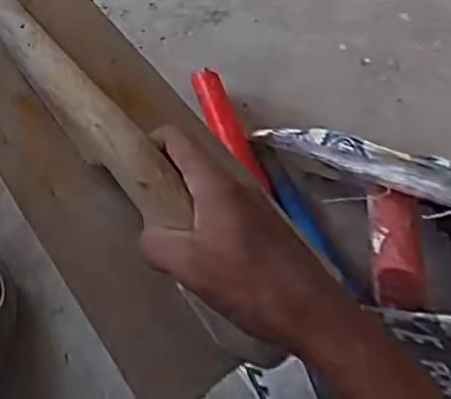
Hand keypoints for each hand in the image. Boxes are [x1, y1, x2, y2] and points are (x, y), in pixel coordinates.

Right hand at [139, 126, 358, 355]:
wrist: (314, 314)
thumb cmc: (249, 283)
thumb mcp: (189, 266)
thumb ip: (156, 242)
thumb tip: (147, 234)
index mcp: (215, 181)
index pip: (176, 137)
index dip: (151, 143)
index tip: (136, 168)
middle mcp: (236, 180)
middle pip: (192, 159)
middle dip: (166, 174)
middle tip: (152, 205)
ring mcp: (255, 200)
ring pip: (209, 183)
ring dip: (188, 197)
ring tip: (178, 233)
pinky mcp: (266, 222)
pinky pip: (226, 203)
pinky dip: (208, 214)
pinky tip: (209, 251)